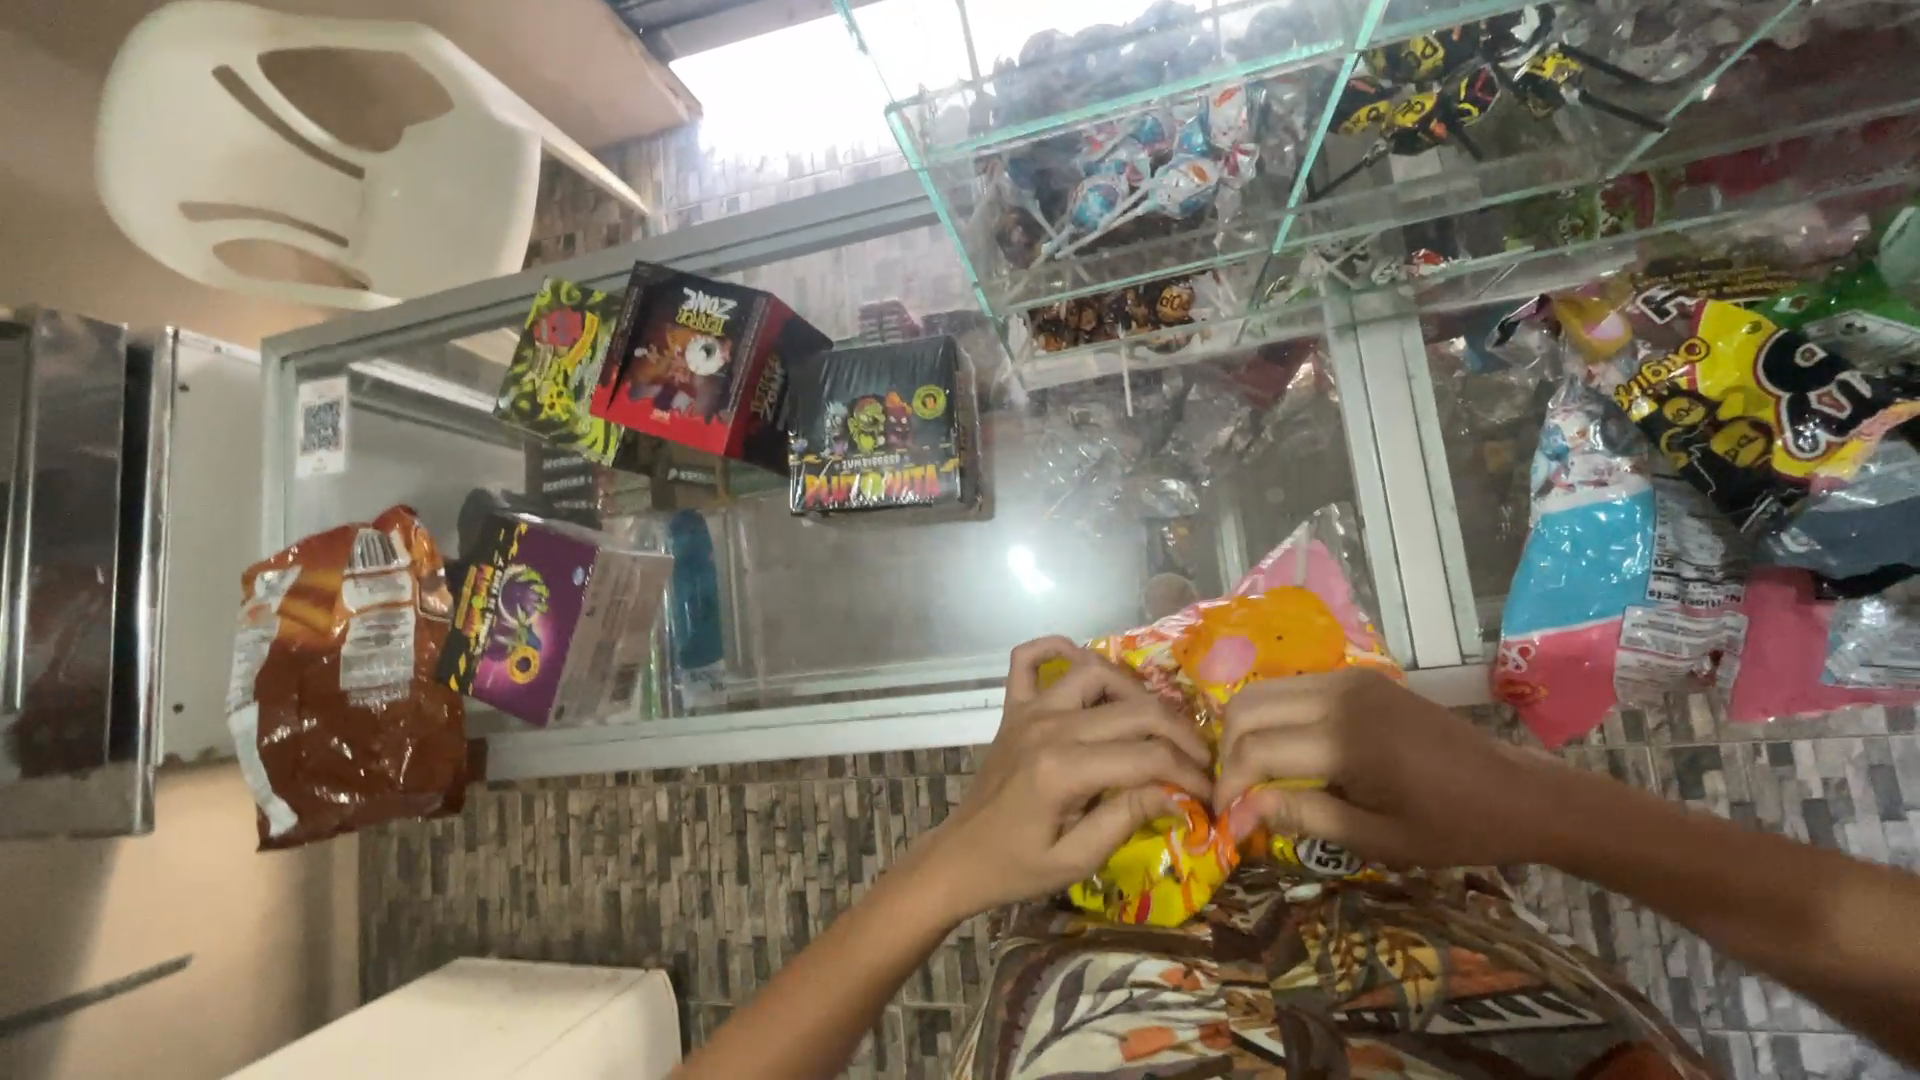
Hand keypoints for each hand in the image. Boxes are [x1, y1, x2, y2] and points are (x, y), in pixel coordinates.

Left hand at [905, 637, 1212, 923]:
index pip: (1147, 756)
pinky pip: (1027, 658)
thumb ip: (1127, 818)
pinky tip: (1081, 664)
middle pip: (1133, 709)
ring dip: (1132, 689)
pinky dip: (1055, 649)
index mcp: (1063, 769)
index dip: (1188, 773)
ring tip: (1153, 722)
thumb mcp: (1077, 859)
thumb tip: (1178, 792)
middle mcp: (1048, 726)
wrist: (960, 857)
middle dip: (1178, 733)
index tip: (1209, 793)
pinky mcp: (1013, 708)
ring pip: (1093, 670)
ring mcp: (1028, 711)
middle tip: (1198, 759)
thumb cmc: (1017, 867)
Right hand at [1213, 668, 1556, 867]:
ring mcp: (1347, 679)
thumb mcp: (1378, 839)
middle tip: (1236, 791)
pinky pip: (1290, 689)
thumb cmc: (1454, 827)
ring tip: (1254, 772)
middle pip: (1246, 708)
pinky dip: (1271, 716)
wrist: (1519, 791)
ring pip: (1262, 692)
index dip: (1230, 784)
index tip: (1224, 817)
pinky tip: (1283, 749)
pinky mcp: (1355, 676)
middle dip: (1228, 751)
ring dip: (1245, 730)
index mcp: (1348, 741)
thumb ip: (1303, 817)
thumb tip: (1240, 811)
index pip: (1256, 750)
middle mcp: (1339, 695)